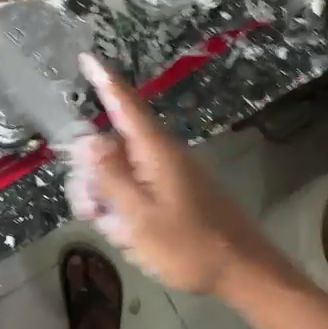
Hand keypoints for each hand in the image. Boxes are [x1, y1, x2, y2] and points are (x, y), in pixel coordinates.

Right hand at [68, 55, 281, 297]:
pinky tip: (127, 235)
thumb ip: (110, 176)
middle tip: (91, 211)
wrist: (242, 272)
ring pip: (119, 172)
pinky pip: (134, 189)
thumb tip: (86, 138)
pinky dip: (122, 208)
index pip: (125, 105)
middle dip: (91, 175)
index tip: (85, 56)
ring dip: (105, 197)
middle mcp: (161, 155)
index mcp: (155, 151)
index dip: (104, 81)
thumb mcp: (139, 216)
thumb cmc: (189, 246)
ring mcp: (167, 174)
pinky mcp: (172, 193)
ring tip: (114, 231)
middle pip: (111, 147)